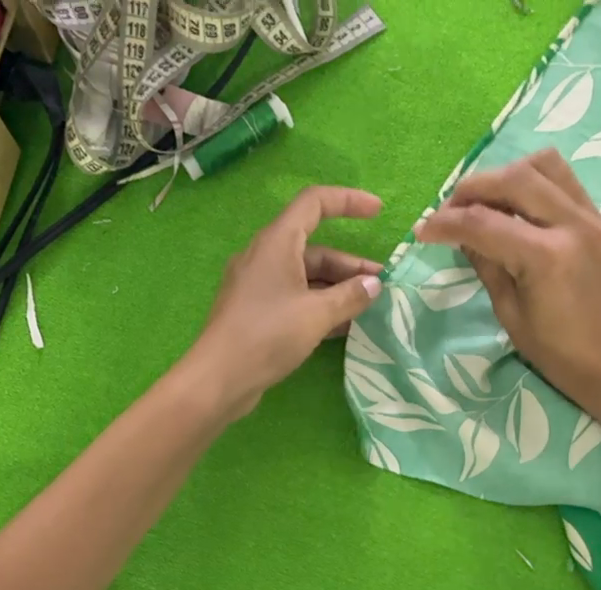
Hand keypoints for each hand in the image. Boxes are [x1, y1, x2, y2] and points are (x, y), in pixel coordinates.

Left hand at [185, 186, 384, 412]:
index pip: (315, 203)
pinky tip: (342, 326)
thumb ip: (349, 296)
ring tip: (368, 308)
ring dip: (337, 289)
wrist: (219, 378)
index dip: (348, 201)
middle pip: (315, 249)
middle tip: (381, 287)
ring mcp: (258, 286)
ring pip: (305, 277)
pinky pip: (294, 299)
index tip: (378, 211)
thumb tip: (374, 285)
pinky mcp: (256, 313)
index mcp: (276, 243)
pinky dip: (319, 306)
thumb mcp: (316, 315)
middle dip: (350, 265)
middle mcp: (265, 257)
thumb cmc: (267, 335)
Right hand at [415, 149, 600, 406]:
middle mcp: (570, 225)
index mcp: (545, 257)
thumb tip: (461, 234)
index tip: (421, 230)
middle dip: (473, 188)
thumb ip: (486, 264)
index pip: (484, 224)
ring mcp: (588, 216)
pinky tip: (512, 202)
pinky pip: (561, 177)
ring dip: (505, 174)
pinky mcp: (596, 217)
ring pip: (542, 164)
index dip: (446, 224)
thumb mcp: (508, 311)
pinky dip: (531, 179)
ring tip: (482, 200)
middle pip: (513, 179)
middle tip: (448, 209)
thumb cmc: (553, 349)